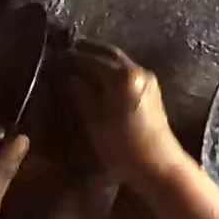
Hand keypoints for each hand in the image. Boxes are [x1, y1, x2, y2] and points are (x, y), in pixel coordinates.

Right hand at [67, 39, 184, 182]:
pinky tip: (100, 78)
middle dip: (90, 52)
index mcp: (123, 76)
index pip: (94, 59)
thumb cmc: (123, 146)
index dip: (75, 57)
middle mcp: (137, 71)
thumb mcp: (96, 122)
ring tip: (81, 64)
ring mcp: (147, 79)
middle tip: (70, 52)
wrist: (159, 166)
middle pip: (109, 54)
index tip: (59, 55)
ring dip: (101, 60)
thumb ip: (82, 95)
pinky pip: (127, 72)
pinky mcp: (152, 89)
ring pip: (119, 62)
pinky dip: (112, 70)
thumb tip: (70, 77)